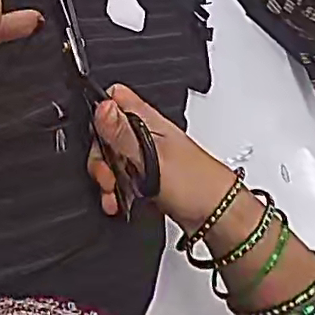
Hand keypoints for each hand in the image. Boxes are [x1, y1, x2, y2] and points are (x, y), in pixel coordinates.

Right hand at [87, 84, 235, 223]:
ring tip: (114, 192)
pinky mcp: (147, 175)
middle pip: (106, 132)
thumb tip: (102, 106)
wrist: (216, 216)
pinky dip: (116, 189)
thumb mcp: (151, 157)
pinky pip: (121, 177)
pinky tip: (118, 200)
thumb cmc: (194, 183)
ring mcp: (146, 154)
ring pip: (112, 157)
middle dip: (101, 156)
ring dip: (108, 177)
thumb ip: (122, 132)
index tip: (99, 139)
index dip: (99, 115)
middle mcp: (145, 133)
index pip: (113, 99)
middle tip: (109, 173)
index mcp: (147, 119)